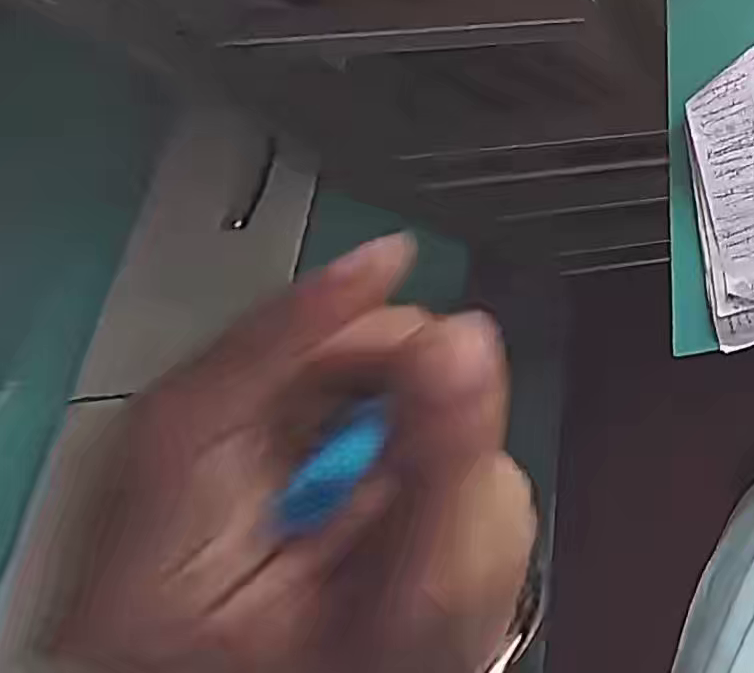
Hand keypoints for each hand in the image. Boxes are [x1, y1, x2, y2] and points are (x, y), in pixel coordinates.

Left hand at [53, 234, 534, 672]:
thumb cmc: (416, 651)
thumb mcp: (448, 561)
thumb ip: (451, 448)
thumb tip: (465, 335)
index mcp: (165, 583)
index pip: (194, 412)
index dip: (292, 320)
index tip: (388, 259)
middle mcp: (150, 543)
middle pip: (237, 388)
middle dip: (356, 342)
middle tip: (448, 347)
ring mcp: (190, 515)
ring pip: (269, 386)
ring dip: (368, 363)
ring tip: (443, 388)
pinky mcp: (237, 492)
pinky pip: (292, 403)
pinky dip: (366, 383)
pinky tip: (413, 408)